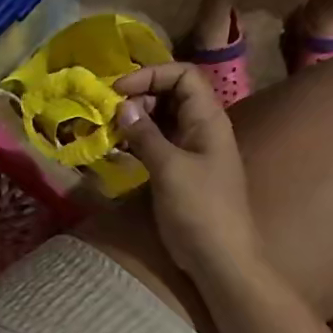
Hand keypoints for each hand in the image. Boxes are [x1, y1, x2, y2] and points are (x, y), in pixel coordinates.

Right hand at [113, 64, 262, 279]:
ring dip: (137, 120)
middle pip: (173, 94)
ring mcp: (194, 151)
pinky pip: (161, 145)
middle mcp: (203, 128)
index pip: (183, 75)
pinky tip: (120, 150)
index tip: (119, 90)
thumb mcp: (169, 168)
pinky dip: (141, 142)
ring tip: (111, 131)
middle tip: (111, 114)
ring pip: (164, 120)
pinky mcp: (183, 173)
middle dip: (140, 97)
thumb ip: (145, 135)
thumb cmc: (200, 210)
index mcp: (209, 119)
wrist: (220, 258)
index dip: (151, 74)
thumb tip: (122, 107)